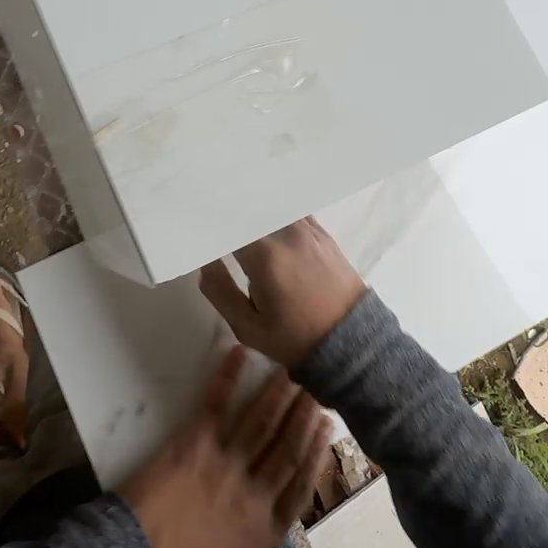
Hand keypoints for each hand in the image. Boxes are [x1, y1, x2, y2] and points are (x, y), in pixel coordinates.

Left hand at [119, 347, 330, 547]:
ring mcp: (226, 465)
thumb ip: (265, 531)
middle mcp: (253, 493)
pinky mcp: (196, 443)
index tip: (329, 424)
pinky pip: (217, 404)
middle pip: (287, 447)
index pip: (301, 483)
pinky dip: (229, 377)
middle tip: (316, 386)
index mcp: (266, 526)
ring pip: (261, 423)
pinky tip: (239, 353)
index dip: (318, 451)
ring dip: (278, 394)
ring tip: (291, 371)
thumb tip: (281, 508)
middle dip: (304, 414)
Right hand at [199, 217, 365, 367]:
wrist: (352, 343)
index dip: (208, 220)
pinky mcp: (321, 232)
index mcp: (266, 256)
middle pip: (248, 208)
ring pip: (271, 205)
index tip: (194, 223)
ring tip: (235, 211)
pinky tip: (264, 214)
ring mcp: (307, 229)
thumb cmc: (296, 339)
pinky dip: (274, 209)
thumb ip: (219, 291)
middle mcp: (287, 233)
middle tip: (207, 211)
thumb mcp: (249, 328)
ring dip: (252, 207)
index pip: (227, 223)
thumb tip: (206, 261)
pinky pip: (290, 210)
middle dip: (228, 210)